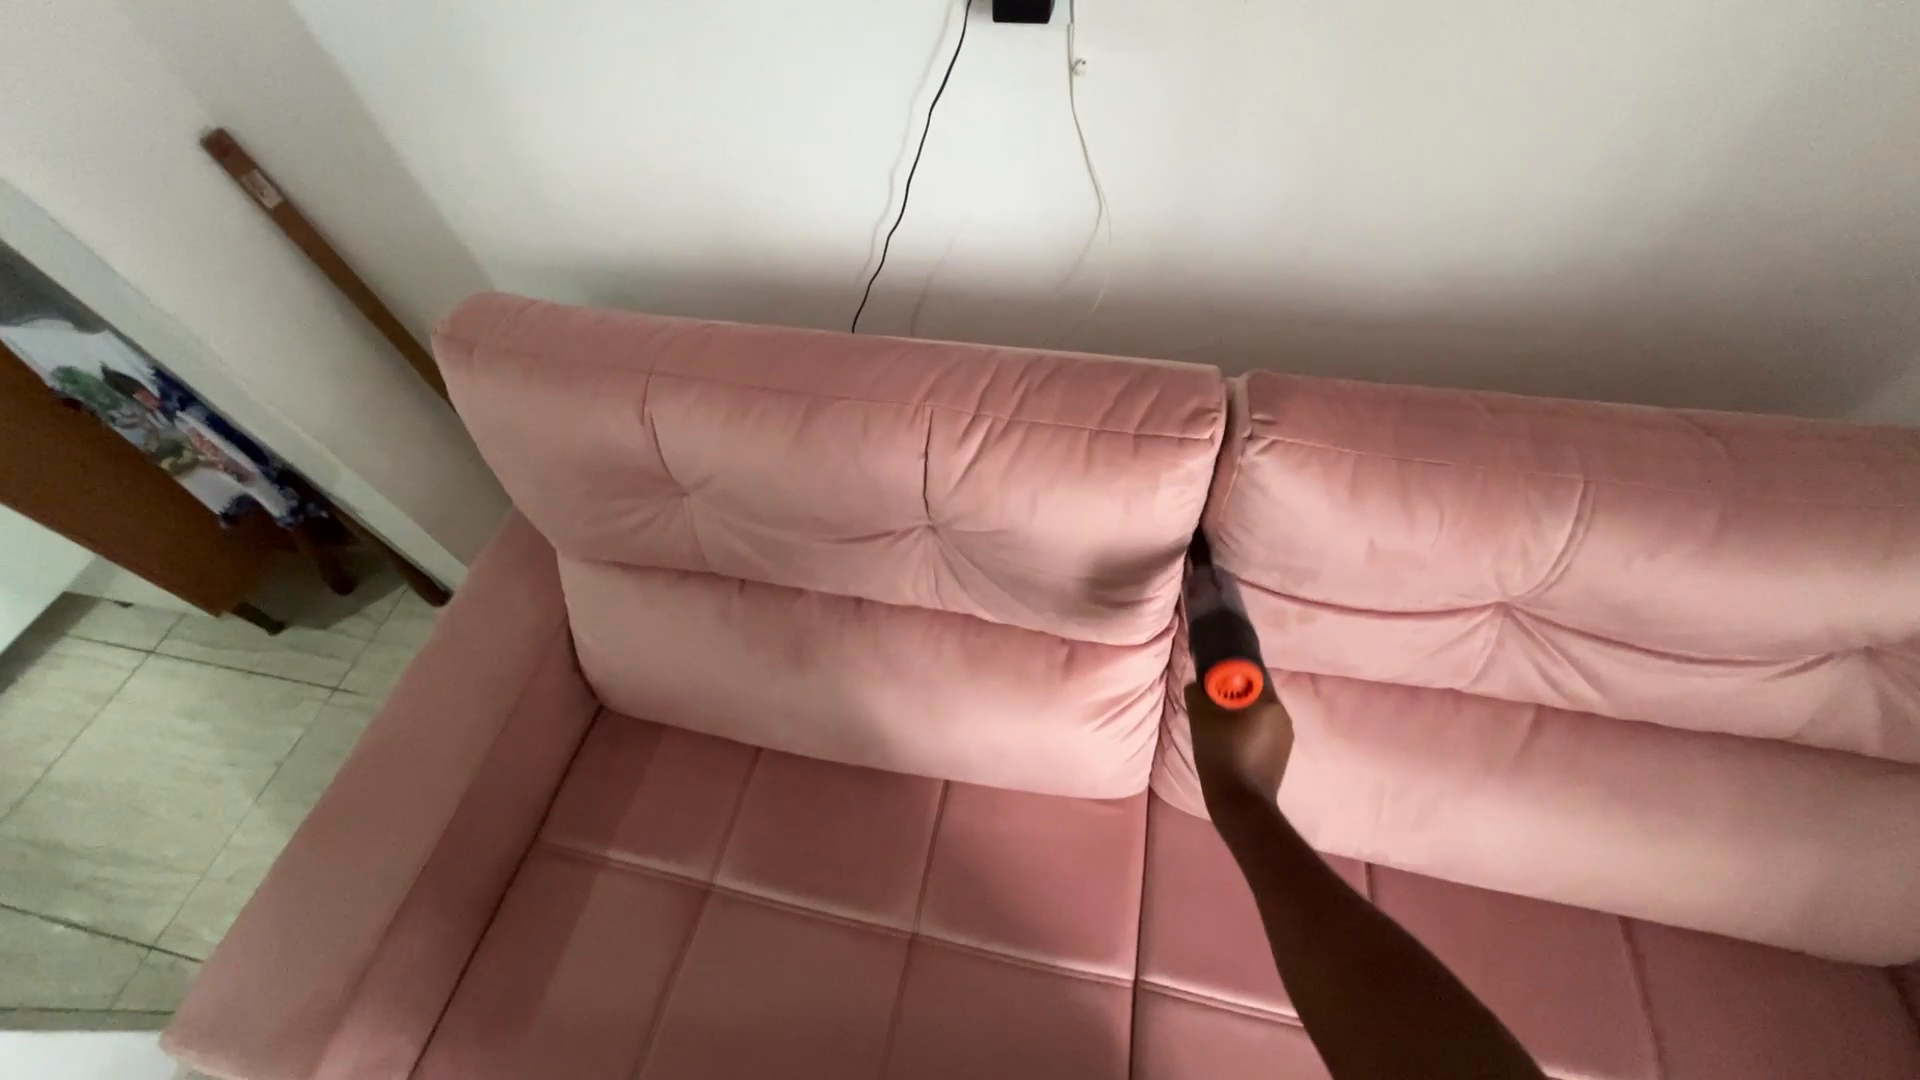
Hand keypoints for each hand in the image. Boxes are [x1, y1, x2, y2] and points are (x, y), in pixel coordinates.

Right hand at [1184, 679, 1294, 802]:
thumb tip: (1197, 684)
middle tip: (1212, 699)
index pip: (1252, 670)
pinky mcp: (1283, 752)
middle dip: (1236, 691)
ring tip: (1220, 721)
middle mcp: (1283, 713)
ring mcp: (1286, 734)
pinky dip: (1249, 727)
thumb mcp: (1199, 718)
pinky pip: (1265, 728)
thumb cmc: (1220, 754)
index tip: (1214, 677)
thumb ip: (1196, 692)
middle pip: (1257, 691)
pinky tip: (1232, 740)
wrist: (1239, 802)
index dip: (1231, 670)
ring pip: (1261, 711)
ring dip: (1243, 710)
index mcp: (1267, 701)